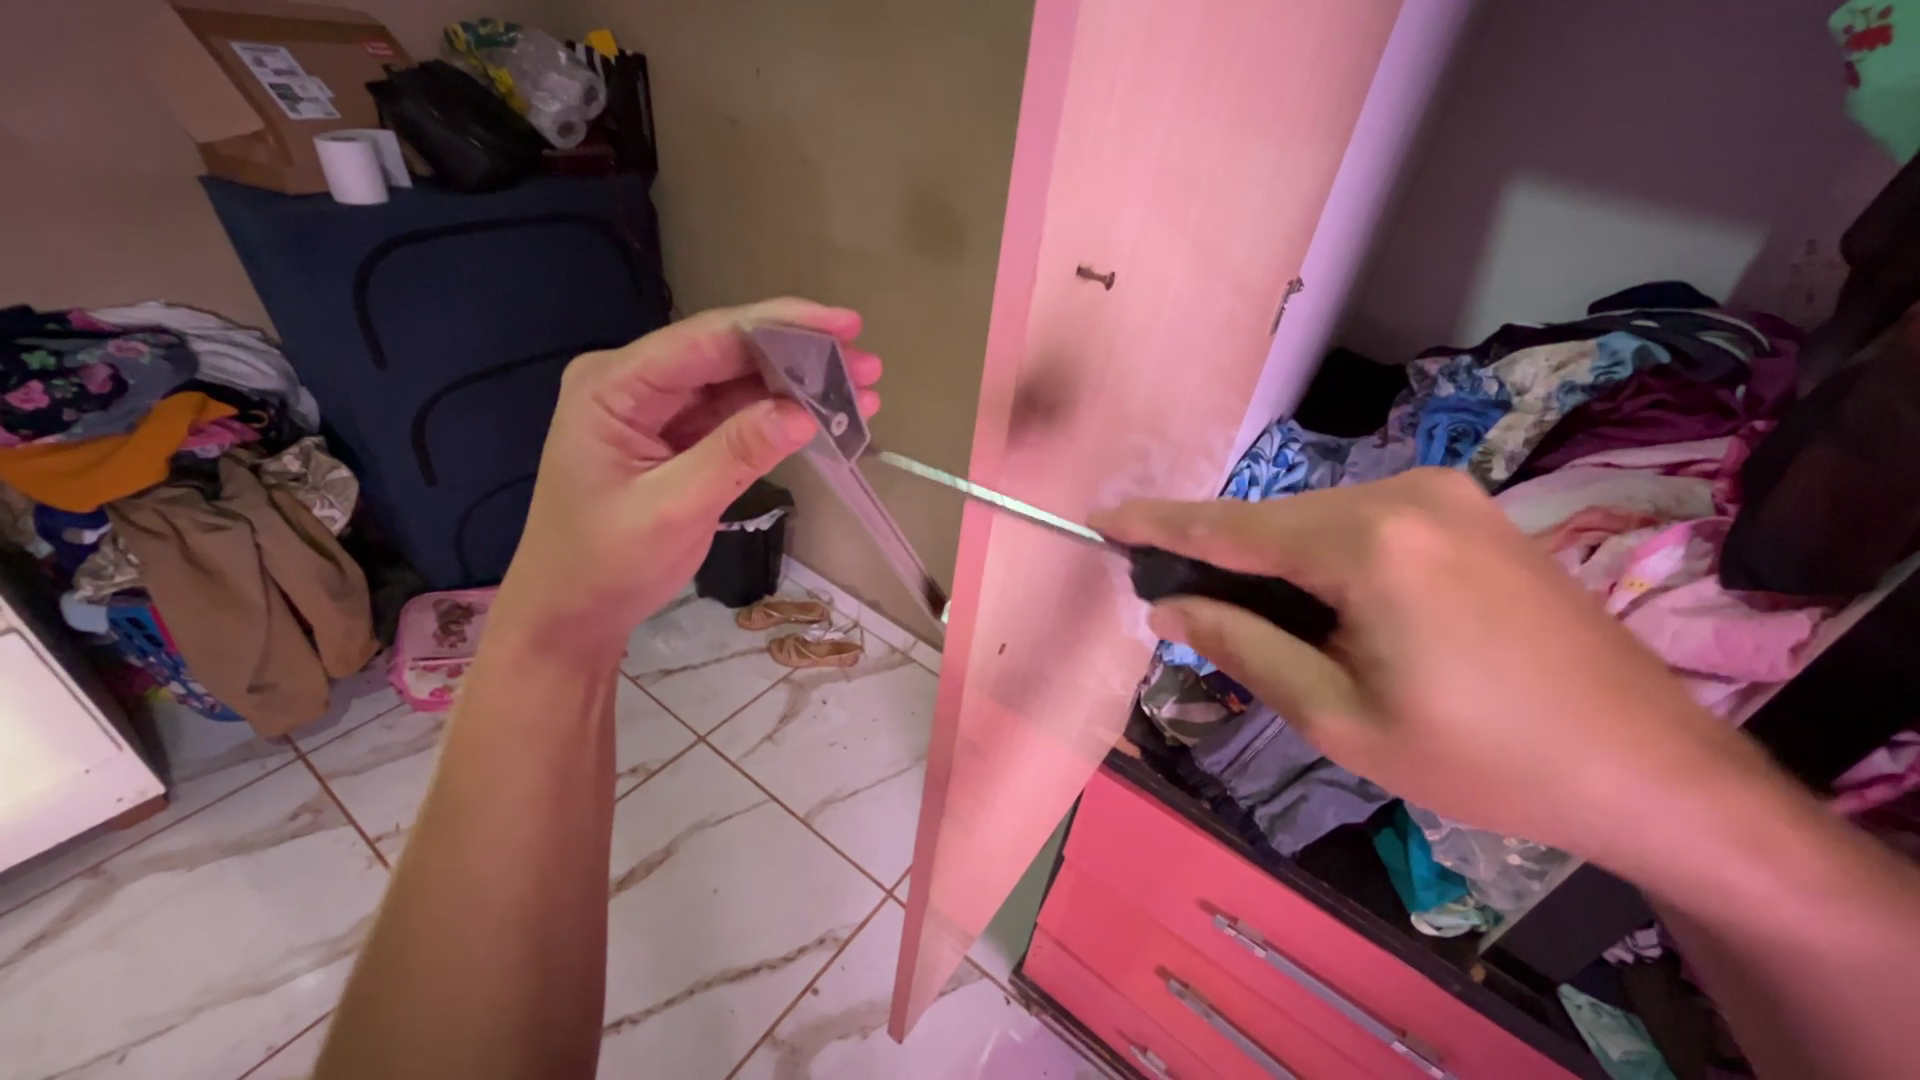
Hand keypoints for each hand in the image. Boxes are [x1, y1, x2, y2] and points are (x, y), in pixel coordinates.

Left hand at [492, 298, 880, 656]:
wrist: (573, 611)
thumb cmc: (604, 563)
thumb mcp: (672, 509)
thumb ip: (734, 454)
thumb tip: (804, 412)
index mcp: (615, 385)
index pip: (706, 340)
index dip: (780, 326)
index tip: (844, 325)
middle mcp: (638, 383)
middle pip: (729, 352)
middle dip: (799, 354)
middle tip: (865, 362)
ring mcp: (662, 409)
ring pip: (741, 382)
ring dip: (799, 385)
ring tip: (863, 389)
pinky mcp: (683, 436)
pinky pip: (739, 415)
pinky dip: (782, 416)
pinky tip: (828, 416)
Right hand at [1091, 469, 1774, 863]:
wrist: (1651, 768)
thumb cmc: (1483, 758)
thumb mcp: (1339, 718)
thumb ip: (1244, 647)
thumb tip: (1170, 608)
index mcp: (1368, 542)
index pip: (1229, 526)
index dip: (1157, 525)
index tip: (1100, 520)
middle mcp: (1405, 492)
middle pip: (1274, 521)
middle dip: (1219, 557)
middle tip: (1178, 605)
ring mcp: (1447, 495)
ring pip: (1318, 522)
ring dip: (1275, 564)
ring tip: (1258, 624)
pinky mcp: (1472, 512)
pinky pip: (1365, 524)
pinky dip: (1324, 560)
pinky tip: (1326, 608)